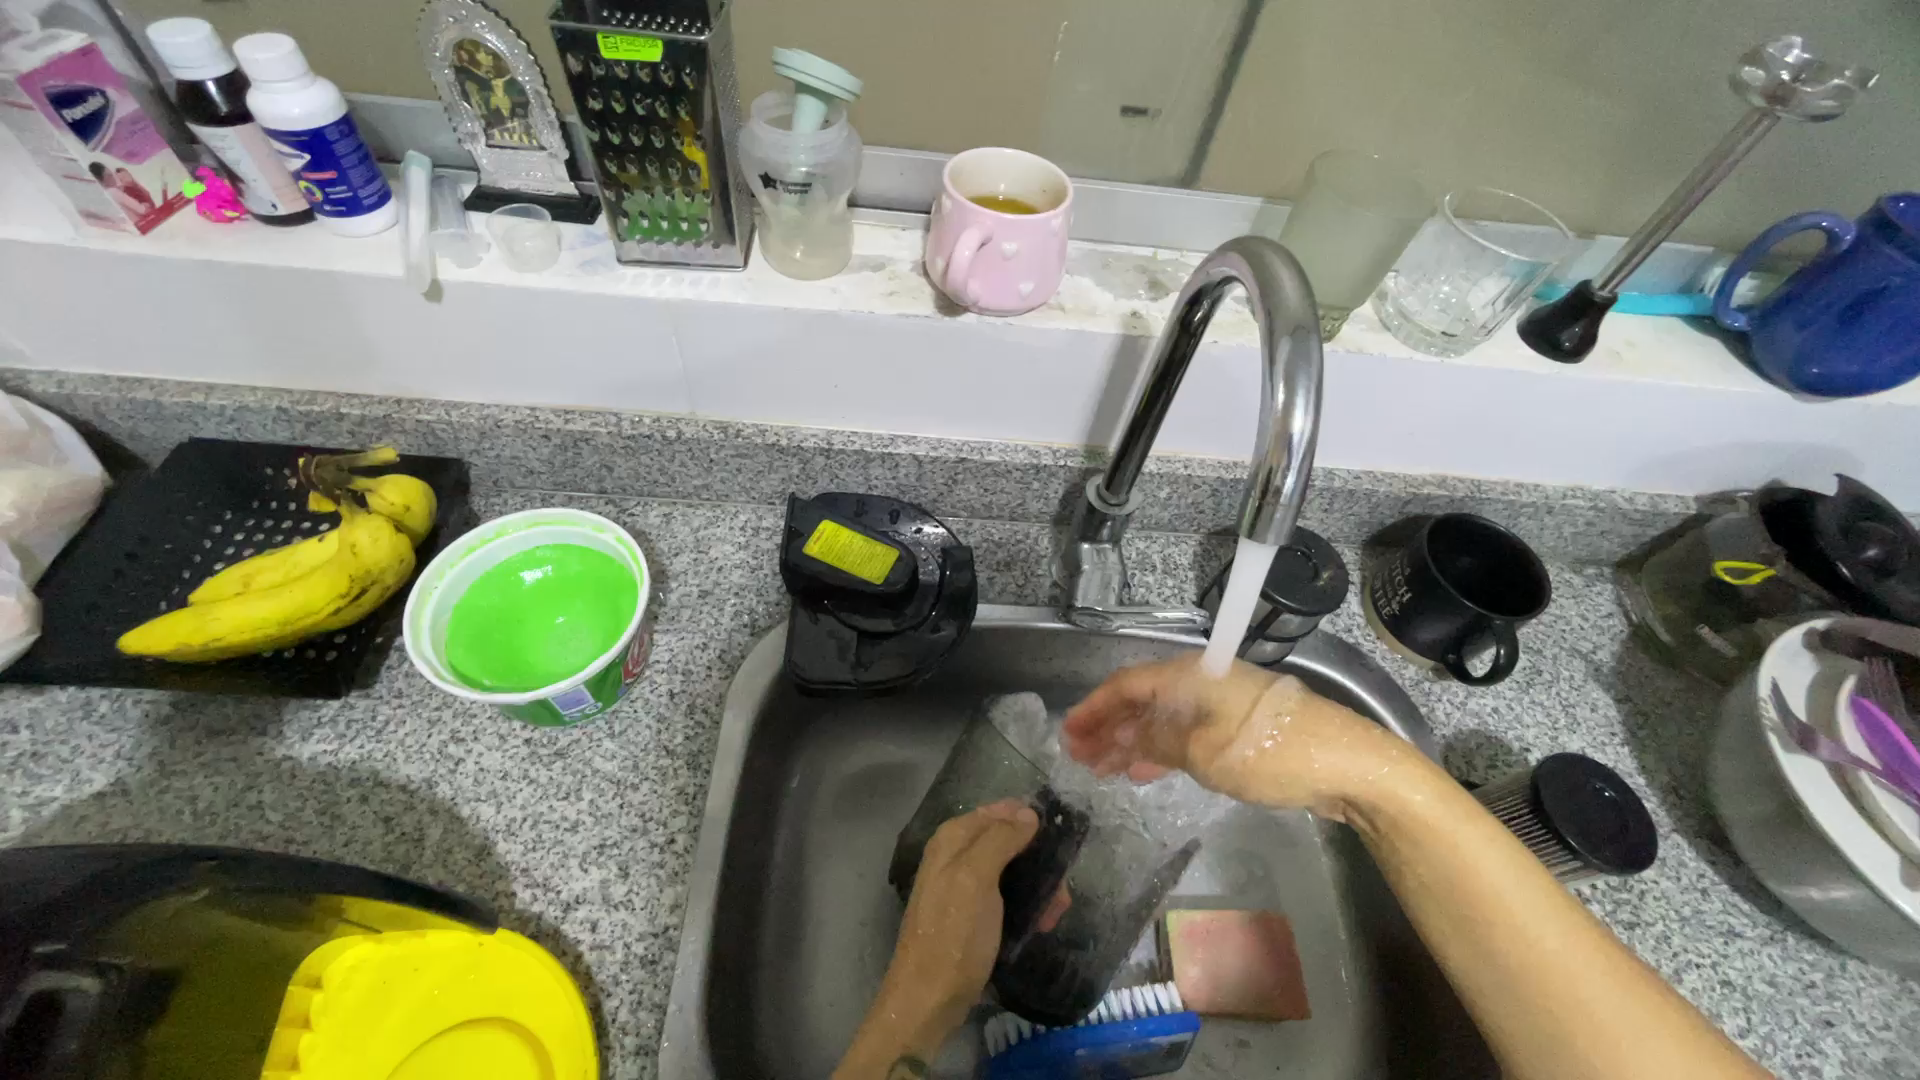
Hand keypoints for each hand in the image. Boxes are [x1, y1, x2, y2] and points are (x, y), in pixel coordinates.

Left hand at [834, 799, 1040, 1078]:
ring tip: (1057, 912)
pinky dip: (1027, 907)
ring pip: (1012, 871)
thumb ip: (1000, 839)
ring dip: (1038, 888)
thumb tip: (1028, 811)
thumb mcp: (975, 879)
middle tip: (1062, 889)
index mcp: (952, 838)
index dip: (1028, 819)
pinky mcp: (974, 916)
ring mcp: (964, 887)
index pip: (997, 811)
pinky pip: (1007, 898)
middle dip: (1039, 860)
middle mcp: (956, 856)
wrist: (929, 1001)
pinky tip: (1042, 924)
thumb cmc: (953, 935)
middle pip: (1008, 841)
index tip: (1062, 837)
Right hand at [1061, 653, 1421, 819]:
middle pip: (1142, 701)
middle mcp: (1202, 683)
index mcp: (1191, 676)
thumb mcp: (1205, 753)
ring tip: (1100, 768)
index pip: (1127, 684)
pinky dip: (1160, 750)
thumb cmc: (1271, 753)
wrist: (1351, 767)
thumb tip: (1122, 739)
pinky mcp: (1238, 728)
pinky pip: (1185, 734)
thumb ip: (1157, 742)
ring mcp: (1221, 705)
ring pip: (1163, 719)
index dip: (1094, 708)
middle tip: (1078, 756)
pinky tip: (1141, 771)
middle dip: (1108, 727)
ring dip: (1130, 742)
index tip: (1068, 732)